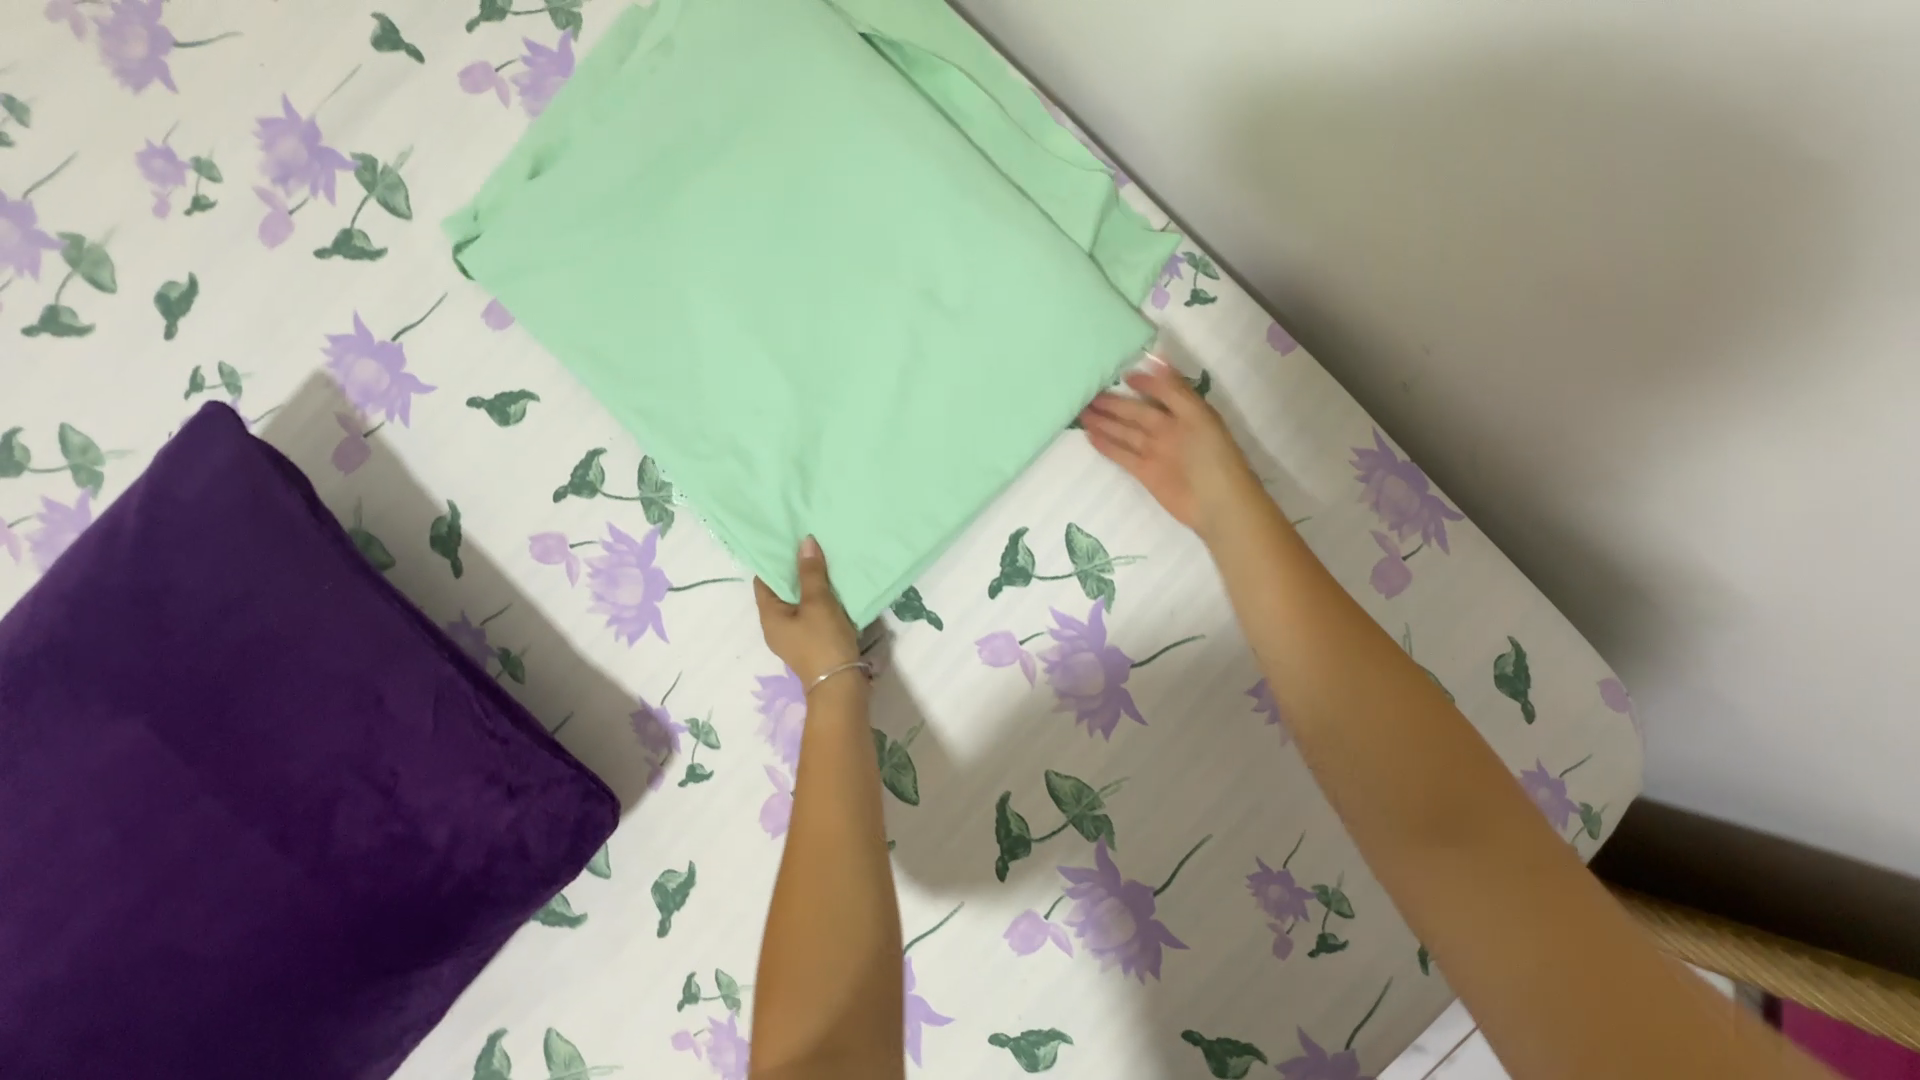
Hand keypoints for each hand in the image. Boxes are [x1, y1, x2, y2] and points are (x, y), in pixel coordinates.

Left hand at [754, 535, 861, 685]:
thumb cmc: (823, 641)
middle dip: (795, 572)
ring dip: (809, 587)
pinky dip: (819, 602)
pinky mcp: (810, 643)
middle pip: (781, 592)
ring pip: (798, 604)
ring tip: (825, 564)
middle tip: (812, 549)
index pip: (763, 581)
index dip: (775, 561)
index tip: (791, 543)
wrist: (840, 685)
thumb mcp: (818, 603)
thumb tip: (804, 542)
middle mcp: (775, 626)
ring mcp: (793, 636)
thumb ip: (811, 573)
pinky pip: (810, 615)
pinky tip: (834, 590)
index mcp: (769, 616)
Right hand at [1078, 357, 1259, 534]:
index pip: (1161, 393)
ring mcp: (1155, 452)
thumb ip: (1175, 391)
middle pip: (1136, 413)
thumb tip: (1155, 362)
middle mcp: (1168, 430)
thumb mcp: (1198, 416)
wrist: (1217, 502)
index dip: (1145, 384)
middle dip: (1114, 404)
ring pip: (1125, 432)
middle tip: (1088, 395)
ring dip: (1105, 422)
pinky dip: (1107, 447)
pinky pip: (1122, 455)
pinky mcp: (1145, 472)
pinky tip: (1090, 436)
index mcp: (1185, 413)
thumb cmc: (1214, 456)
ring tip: (1082, 413)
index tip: (1123, 375)